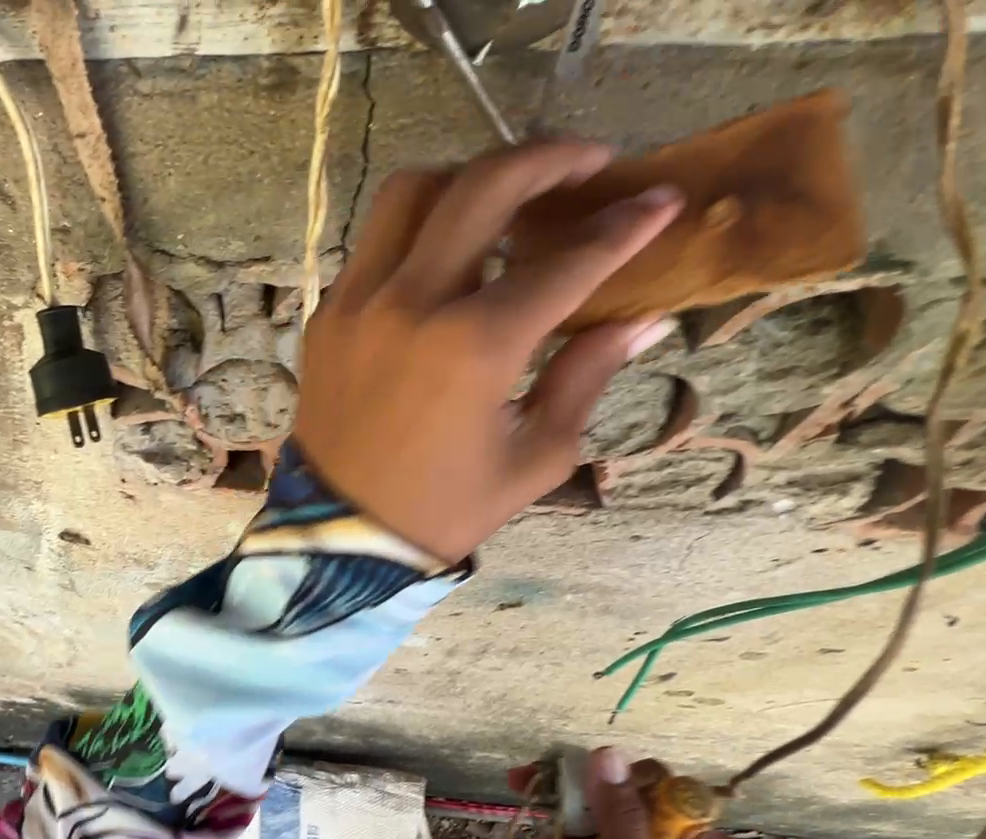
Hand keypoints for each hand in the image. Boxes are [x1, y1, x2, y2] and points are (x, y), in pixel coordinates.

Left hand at [295, 142, 682, 562]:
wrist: (340, 533)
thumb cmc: (444, 508)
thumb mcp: (534, 457)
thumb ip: (585, 376)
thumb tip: (640, 321)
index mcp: (473, 348)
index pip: (564, 262)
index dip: (623, 225)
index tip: (659, 197)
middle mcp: (410, 305)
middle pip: (479, 186)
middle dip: (546, 157)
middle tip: (587, 162)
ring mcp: (357, 303)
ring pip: (410, 194)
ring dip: (467, 178)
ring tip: (509, 197)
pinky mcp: (326, 315)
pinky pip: (373, 242)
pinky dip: (417, 228)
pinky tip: (448, 251)